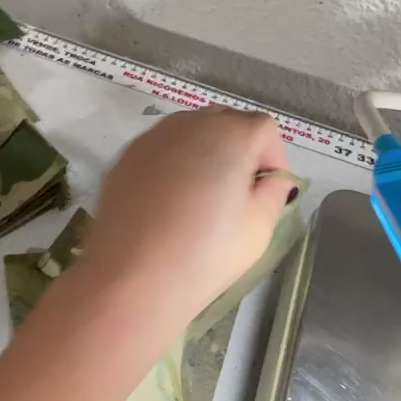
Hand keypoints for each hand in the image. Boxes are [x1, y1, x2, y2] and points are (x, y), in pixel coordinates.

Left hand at [73, 107, 295, 328]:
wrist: (131, 278)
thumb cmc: (204, 253)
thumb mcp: (258, 229)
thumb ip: (274, 194)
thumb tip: (273, 180)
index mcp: (230, 134)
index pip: (264, 129)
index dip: (273, 159)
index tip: (268, 193)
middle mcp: (190, 123)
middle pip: (227, 122)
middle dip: (240, 150)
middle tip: (238, 194)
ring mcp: (152, 137)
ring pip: (191, 132)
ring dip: (205, 154)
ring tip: (202, 199)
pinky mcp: (126, 157)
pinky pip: (162, 150)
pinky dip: (173, 166)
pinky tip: (169, 204)